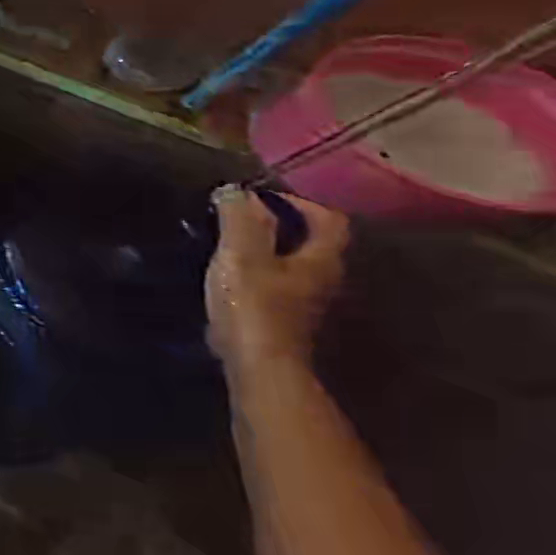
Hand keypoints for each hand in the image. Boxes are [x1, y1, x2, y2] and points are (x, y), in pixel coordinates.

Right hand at [205, 185, 349, 380]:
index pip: (328, 219)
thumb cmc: (253, 306)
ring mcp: (305, 299)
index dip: (298, 202)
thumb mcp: (242, 256)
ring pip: (292, 260)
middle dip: (279, 222)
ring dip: (266, 245)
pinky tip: (228, 271)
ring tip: (226, 239)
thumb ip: (241, 222)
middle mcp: (323, 277)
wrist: (257, 363)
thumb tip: (237, 191)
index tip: (257, 198)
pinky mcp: (283, 315)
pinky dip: (256, 267)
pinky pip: (275, 279)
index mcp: (321, 259)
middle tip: (237, 215)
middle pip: (311, 240)